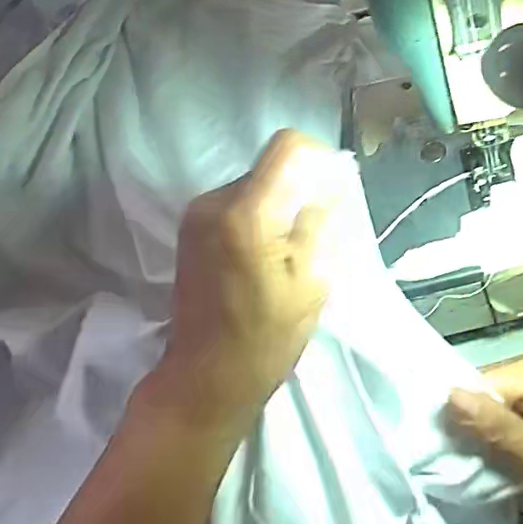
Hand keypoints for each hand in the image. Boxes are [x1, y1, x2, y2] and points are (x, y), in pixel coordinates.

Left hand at [157, 129, 335, 423]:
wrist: (207, 376)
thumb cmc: (268, 334)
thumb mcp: (311, 279)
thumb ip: (318, 222)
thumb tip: (332, 182)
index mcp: (247, 213)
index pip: (286, 147)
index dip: (318, 155)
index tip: (332, 183)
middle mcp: (214, 202)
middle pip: (271, 166)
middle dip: (300, 186)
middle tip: (318, 225)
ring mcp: (197, 214)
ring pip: (254, 184)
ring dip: (279, 203)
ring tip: (292, 247)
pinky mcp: (190, 229)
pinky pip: (236, 203)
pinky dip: (259, 215)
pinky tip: (268, 253)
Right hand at [447, 351, 522, 523]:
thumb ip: (497, 427)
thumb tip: (450, 396)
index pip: (480, 386)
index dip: (463, 419)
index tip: (454, 454)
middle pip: (478, 392)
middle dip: (468, 426)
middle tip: (466, 463)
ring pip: (481, 405)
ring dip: (475, 434)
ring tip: (473, 463)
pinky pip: (492, 415)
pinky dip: (486, 437)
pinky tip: (486, 457)